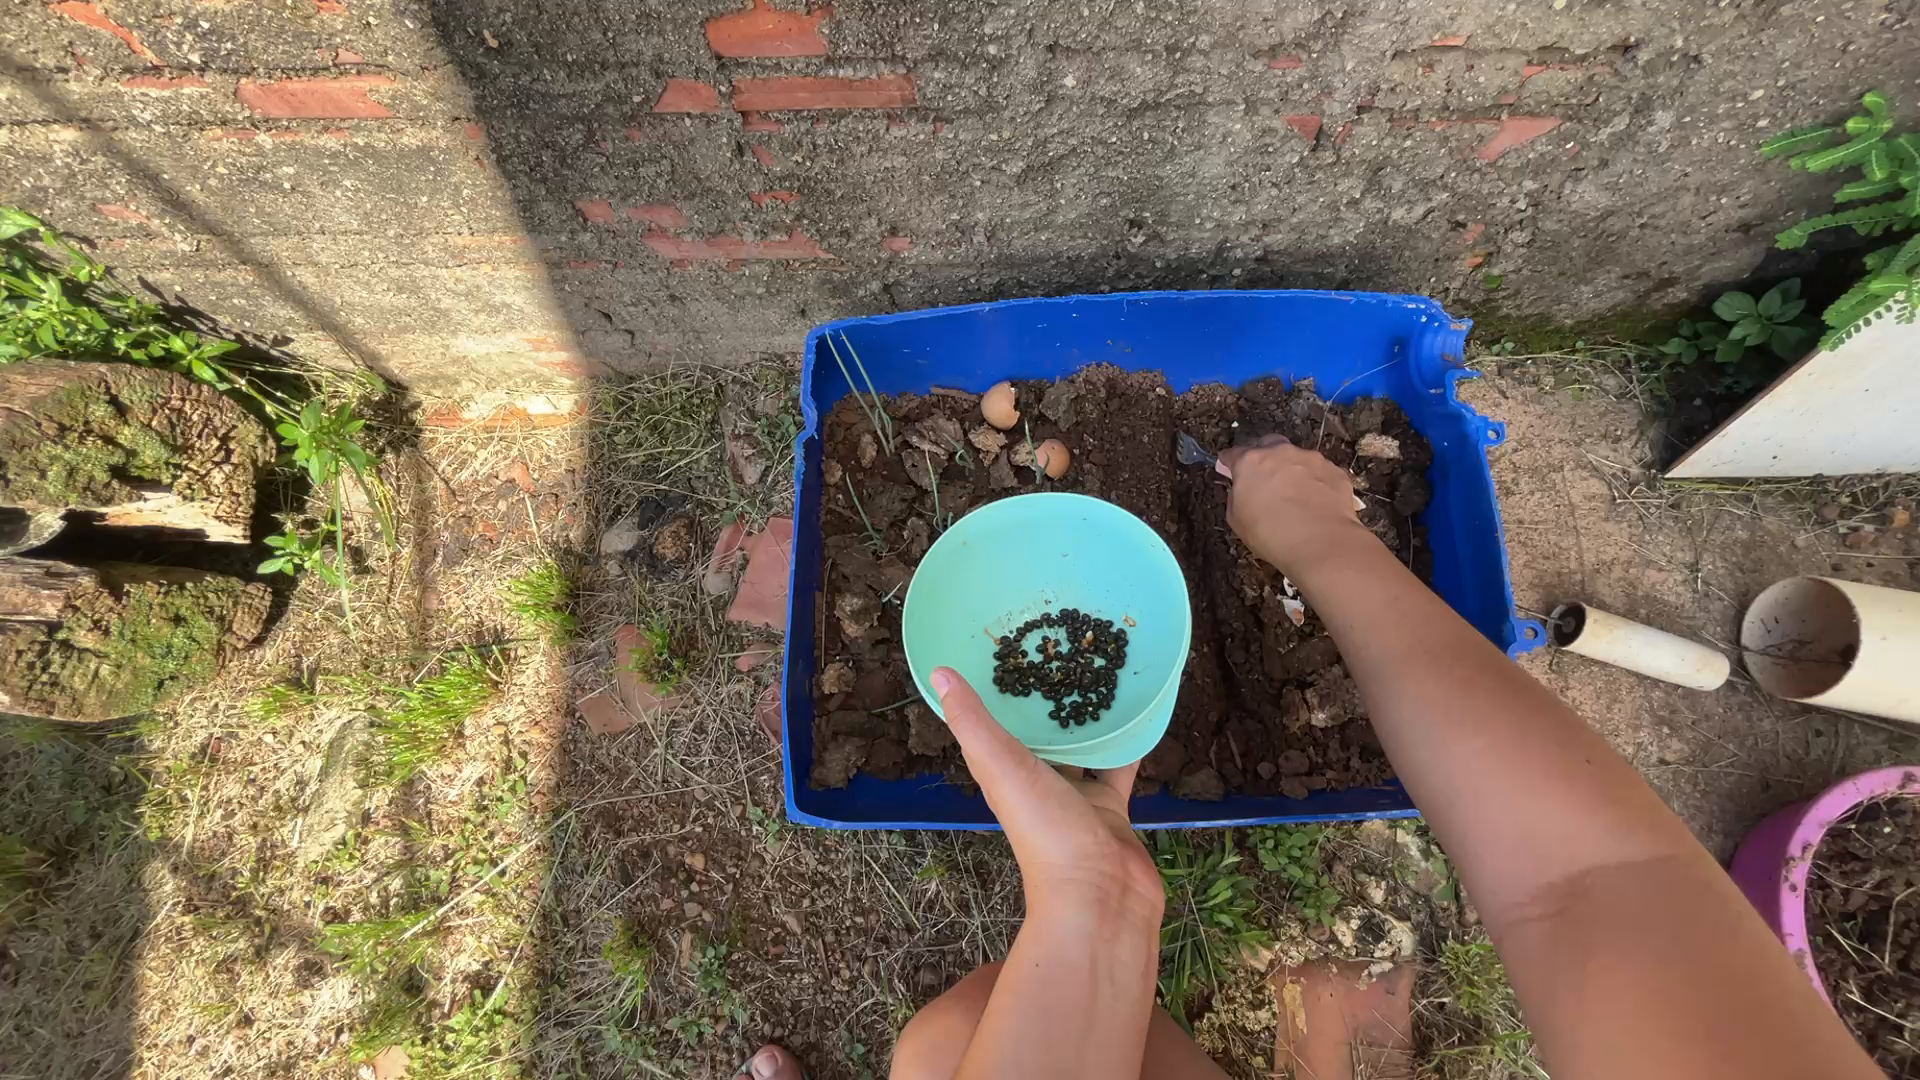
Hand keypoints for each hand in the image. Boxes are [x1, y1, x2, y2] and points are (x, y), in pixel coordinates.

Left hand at [930, 668, 1163, 924]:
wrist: (1102, 896)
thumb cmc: (1045, 829)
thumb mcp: (1002, 766)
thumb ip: (973, 721)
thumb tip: (938, 673)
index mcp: (1003, 770)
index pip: (993, 722)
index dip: (995, 688)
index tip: (1005, 647)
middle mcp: (1035, 780)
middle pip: (1038, 732)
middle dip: (1045, 697)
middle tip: (1061, 649)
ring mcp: (1074, 795)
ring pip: (1079, 745)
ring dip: (1084, 715)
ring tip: (1097, 668)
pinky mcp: (1110, 806)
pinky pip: (1117, 765)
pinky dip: (1125, 741)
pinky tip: (1136, 710)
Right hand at [1216, 435, 1373, 575]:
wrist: (1320, 542)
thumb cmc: (1271, 533)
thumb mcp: (1236, 519)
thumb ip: (1237, 496)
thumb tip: (1244, 489)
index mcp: (1251, 462)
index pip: (1233, 454)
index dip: (1228, 463)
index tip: (1227, 470)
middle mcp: (1280, 453)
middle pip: (1268, 445)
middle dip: (1263, 458)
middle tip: (1263, 481)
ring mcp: (1311, 459)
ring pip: (1297, 459)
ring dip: (1292, 471)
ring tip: (1295, 498)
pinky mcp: (1335, 471)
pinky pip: (1320, 473)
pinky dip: (1315, 483)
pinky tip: (1315, 504)